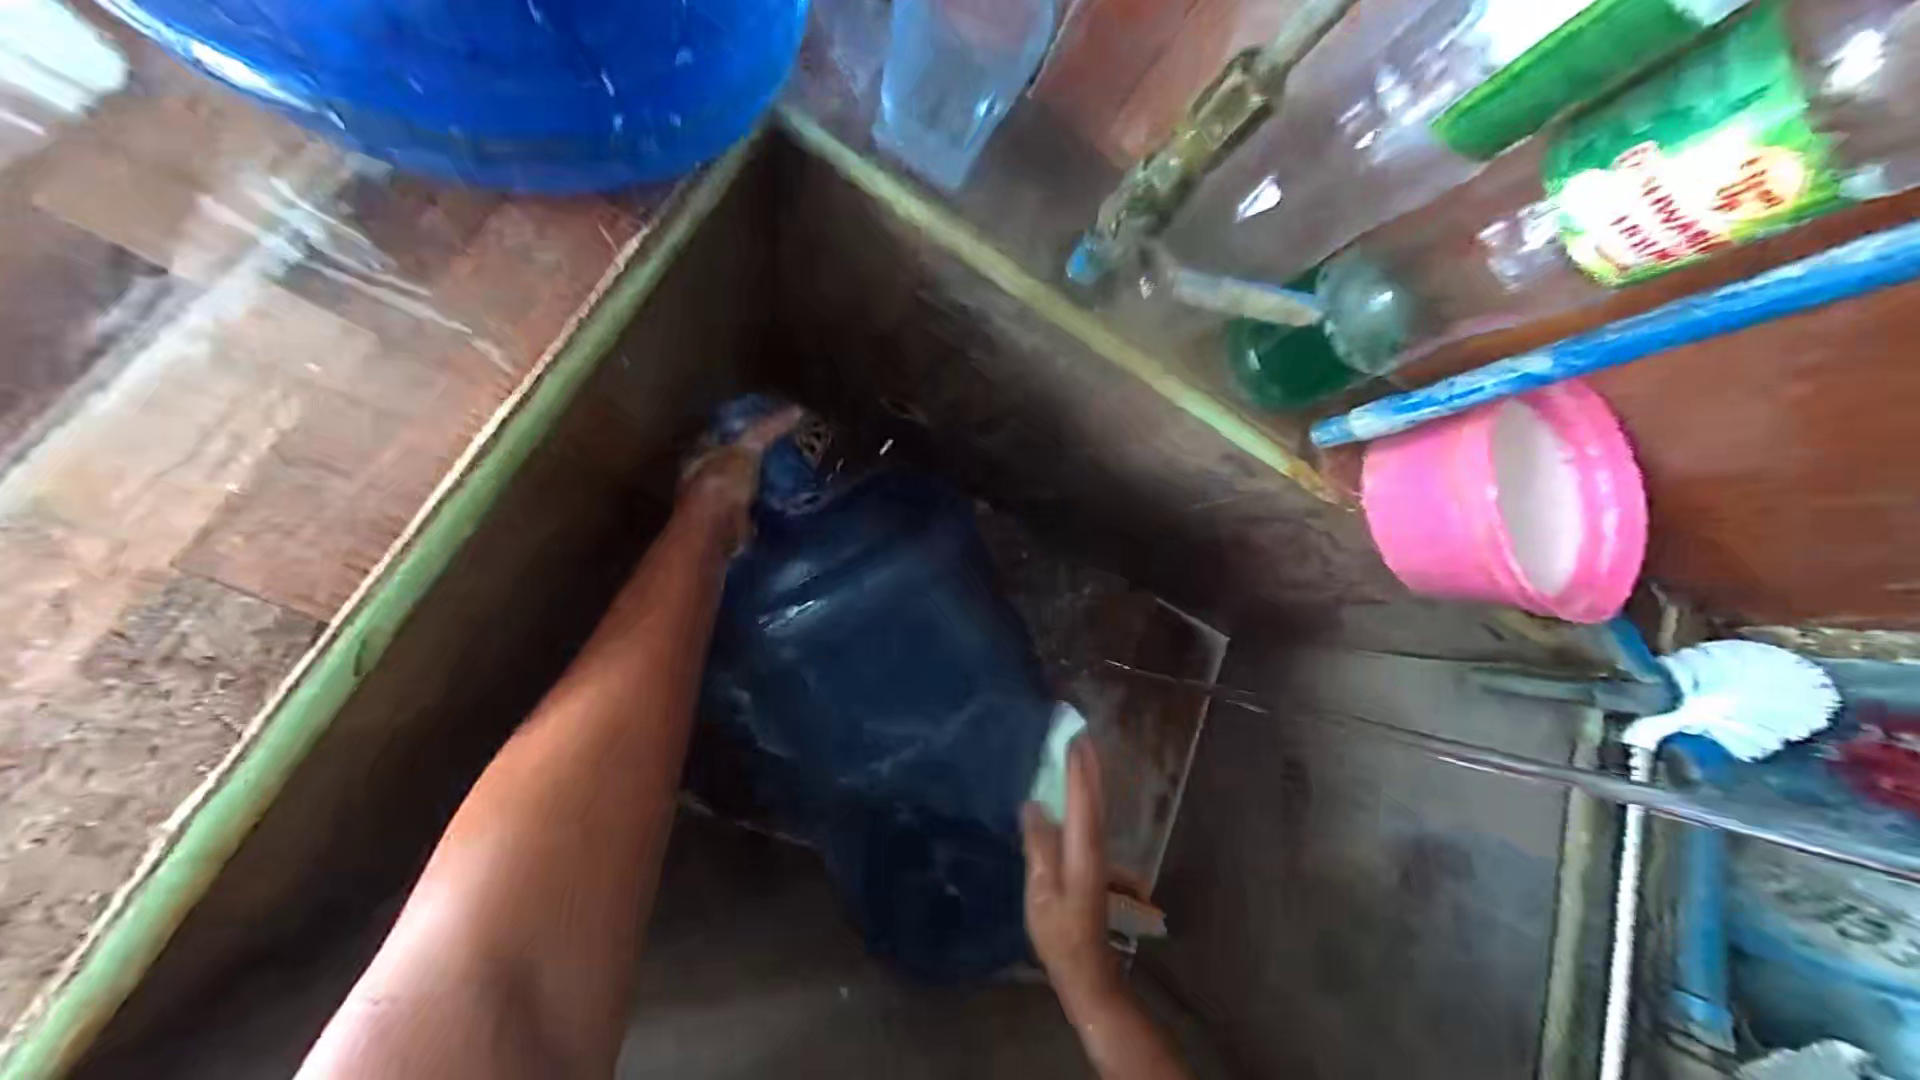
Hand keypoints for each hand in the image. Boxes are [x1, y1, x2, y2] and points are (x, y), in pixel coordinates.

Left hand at [677, 404, 803, 551]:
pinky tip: (788, 499)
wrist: (717, 530)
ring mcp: (720, 502)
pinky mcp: (736, 523)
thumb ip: (768, 430)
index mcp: (703, 454)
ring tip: (795, 474)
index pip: (726, 434)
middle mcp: (707, 477)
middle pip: (737, 461)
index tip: (774, 425)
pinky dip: (770, 503)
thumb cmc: (723, 484)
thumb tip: (796, 410)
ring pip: (747, 485)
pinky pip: (757, 507)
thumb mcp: (746, 449)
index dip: (747, 428)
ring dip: (765, 482)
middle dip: (759, 457)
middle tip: (790, 450)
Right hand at [1022, 736, 1118, 1007]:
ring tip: (1077, 748)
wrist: (1084, 965)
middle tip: (1077, 730)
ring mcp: (1095, 850)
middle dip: (1088, 762)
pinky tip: (1073, 788)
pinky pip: (1088, 812)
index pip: (1081, 797)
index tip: (1071, 735)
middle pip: (1094, 794)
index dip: (1077, 766)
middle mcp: (1095, 842)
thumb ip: (1038, 845)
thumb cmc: (1058, 930)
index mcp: (1083, 847)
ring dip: (1088, 774)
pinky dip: (1084, 792)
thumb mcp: (1041, 890)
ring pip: (1094, 802)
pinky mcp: (1090, 857)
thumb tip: (1033, 803)